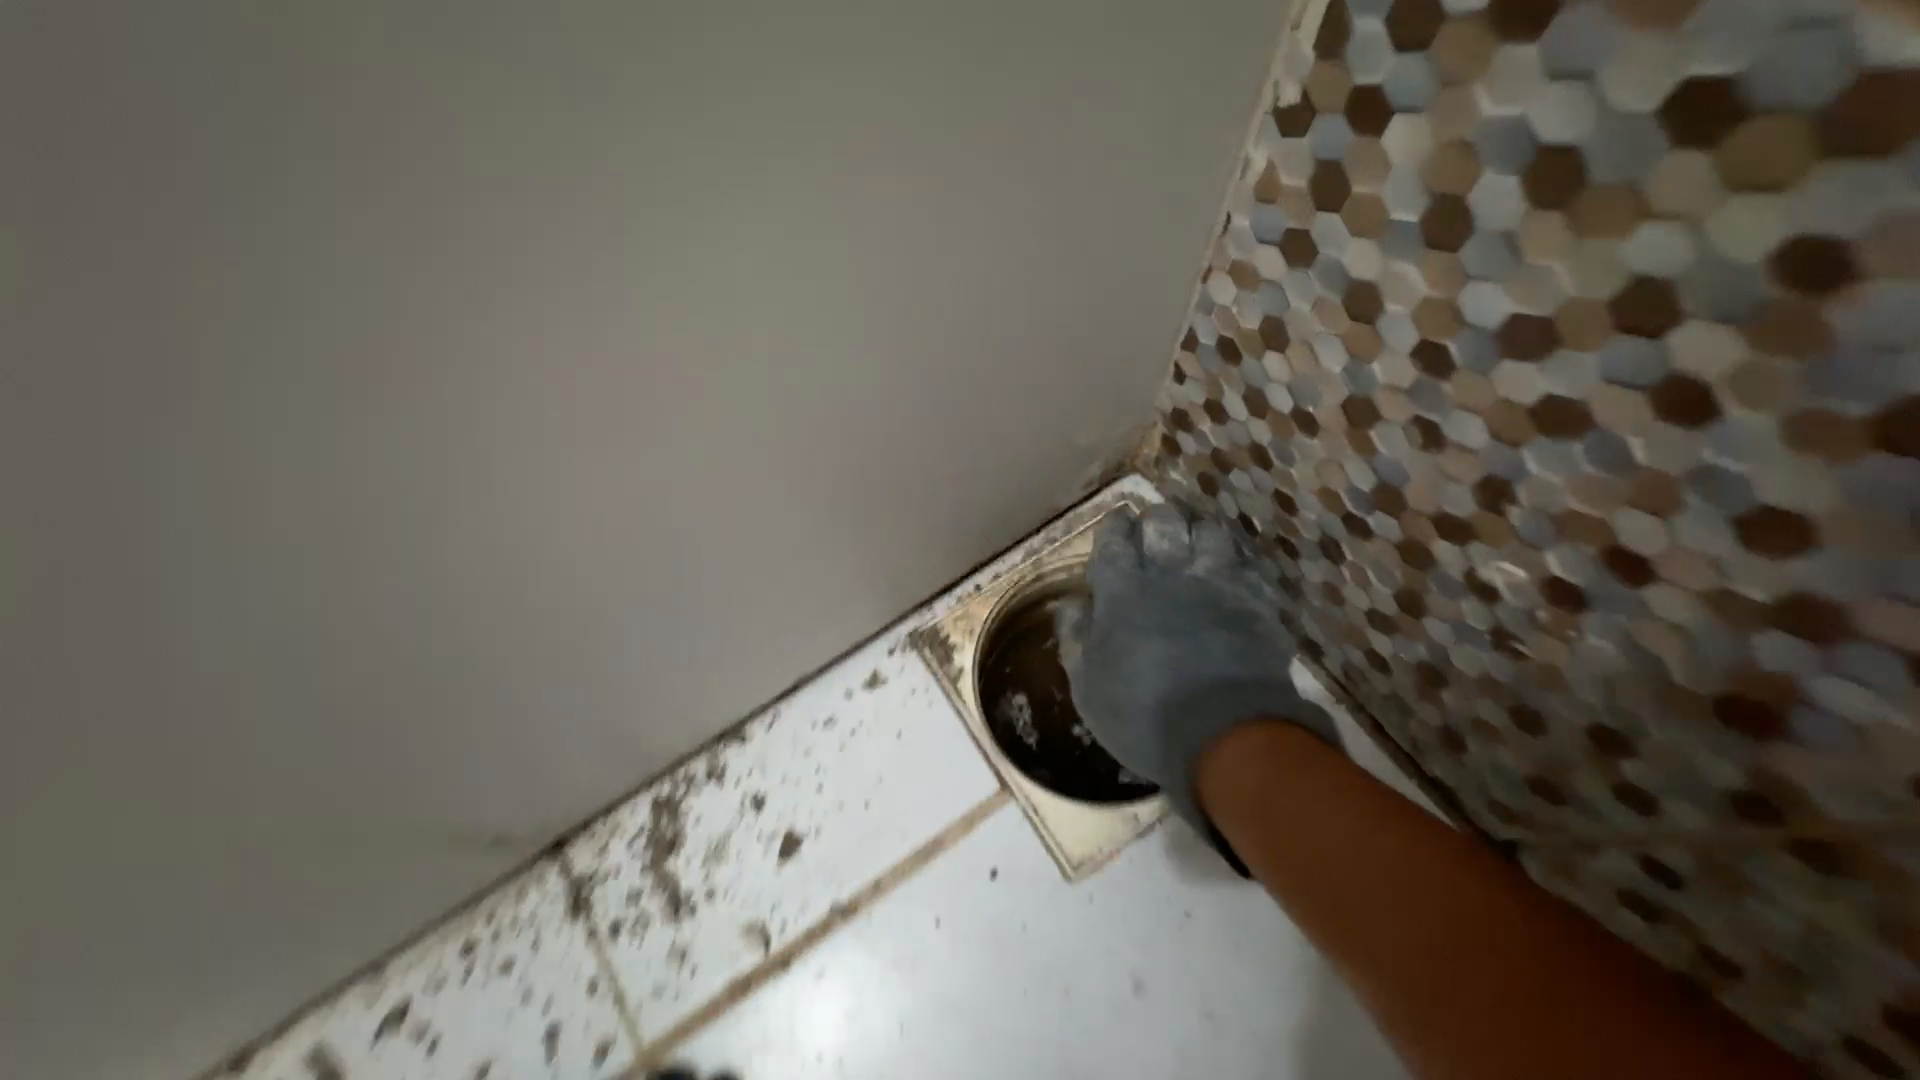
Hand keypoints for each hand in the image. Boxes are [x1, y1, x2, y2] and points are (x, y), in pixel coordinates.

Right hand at [1054, 504, 1339, 858]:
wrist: (1224, 734)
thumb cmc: (1140, 715)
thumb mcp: (1086, 686)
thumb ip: (1075, 637)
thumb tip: (1072, 602)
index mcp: (1121, 590)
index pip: (1114, 538)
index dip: (1114, 526)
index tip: (1116, 524)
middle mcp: (1169, 573)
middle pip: (1163, 522)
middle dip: (1156, 521)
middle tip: (1153, 532)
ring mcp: (1219, 583)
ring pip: (1209, 532)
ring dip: (1198, 533)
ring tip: (1195, 544)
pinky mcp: (1257, 601)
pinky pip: (1247, 563)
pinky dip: (1236, 560)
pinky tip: (1232, 569)